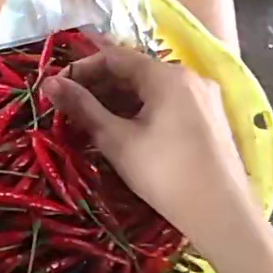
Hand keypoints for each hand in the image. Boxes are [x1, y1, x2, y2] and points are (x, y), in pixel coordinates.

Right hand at [41, 46, 257, 245]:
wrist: (223, 216)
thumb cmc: (165, 174)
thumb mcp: (116, 140)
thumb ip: (82, 107)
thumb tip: (49, 81)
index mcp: (166, 75)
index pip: (115, 56)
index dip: (81, 69)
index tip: (58, 89)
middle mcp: (188, 77)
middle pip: (134, 71)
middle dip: (99, 86)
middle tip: (71, 109)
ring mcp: (203, 98)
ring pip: (151, 89)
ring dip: (118, 100)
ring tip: (92, 123)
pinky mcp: (210, 119)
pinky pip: (168, 103)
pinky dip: (141, 111)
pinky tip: (125, 132)